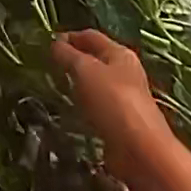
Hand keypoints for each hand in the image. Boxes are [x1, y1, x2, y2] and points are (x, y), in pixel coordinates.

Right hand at [51, 30, 177, 185]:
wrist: (142, 153)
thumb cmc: (113, 101)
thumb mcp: (84, 70)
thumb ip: (67, 55)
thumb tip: (54, 44)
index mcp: (120, 54)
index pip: (91, 37)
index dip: (69, 37)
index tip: (48, 44)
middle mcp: (126, 73)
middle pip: (95, 60)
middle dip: (73, 61)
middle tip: (50, 66)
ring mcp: (126, 100)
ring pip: (96, 86)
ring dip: (78, 86)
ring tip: (57, 88)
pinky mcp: (123, 125)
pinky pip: (98, 109)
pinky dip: (85, 108)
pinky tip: (72, 113)